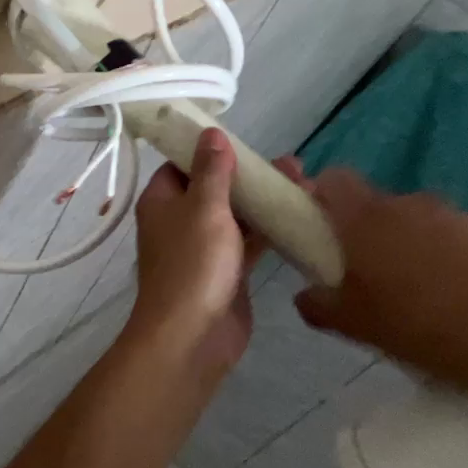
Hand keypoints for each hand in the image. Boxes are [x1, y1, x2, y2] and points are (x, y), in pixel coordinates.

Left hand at [129, 129, 286, 374]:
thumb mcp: (203, 209)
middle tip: (292, 165)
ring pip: (235, 215)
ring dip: (264, 201)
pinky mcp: (227, 270)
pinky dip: (270, 230)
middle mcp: (178, 220)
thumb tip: (211, 133)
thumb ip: (211, 172)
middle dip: (248, 176)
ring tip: (306, 183)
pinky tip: (302, 218)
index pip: (181, 165)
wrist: (193, 333)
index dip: (209, 152)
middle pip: (213, 188)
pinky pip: (249, 242)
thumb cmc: (192, 264)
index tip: (245, 142)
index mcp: (161, 201)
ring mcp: (203, 246)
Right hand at [295, 168, 467, 396]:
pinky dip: (448, 262)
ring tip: (416, 295)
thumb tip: (308, 294)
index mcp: (365, 217)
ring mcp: (459, 219)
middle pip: (376, 205)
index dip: (319, 199)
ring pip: (418, 224)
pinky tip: (456, 303)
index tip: (317, 232)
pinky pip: (456, 243)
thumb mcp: (352, 324)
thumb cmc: (423, 329)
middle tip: (364, 275)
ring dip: (408, 247)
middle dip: (365, 232)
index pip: (332, 180)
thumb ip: (318, 302)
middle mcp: (410, 205)